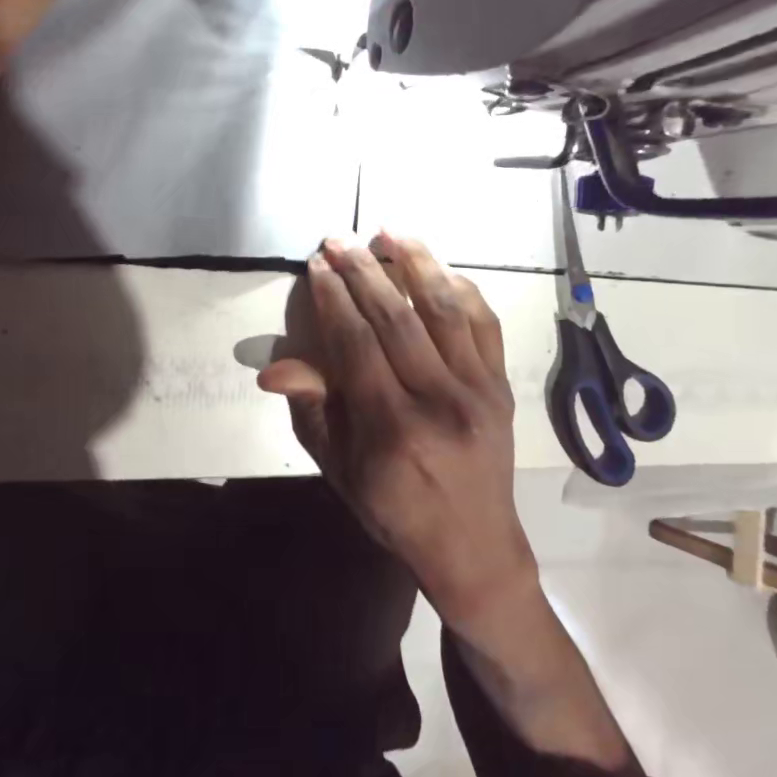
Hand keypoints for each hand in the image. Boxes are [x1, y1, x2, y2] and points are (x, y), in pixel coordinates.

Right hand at [259, 234, 536, 620]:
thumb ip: (312, 411)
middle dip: (363, 270)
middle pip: (396, 317)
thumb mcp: (339, 469)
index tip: (316, 265)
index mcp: (389, 426)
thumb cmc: (393, 510)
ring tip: (390, 230)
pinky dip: (462, 289)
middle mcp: (437, 400)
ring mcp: (478, 389)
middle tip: (339, 238)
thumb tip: (274, 367)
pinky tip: (441, 267)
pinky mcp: (502, 387)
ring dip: (415, 263)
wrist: (473, 546)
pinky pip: (485, 325)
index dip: (332, 298)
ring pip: (445, 310)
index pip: (355, 343)